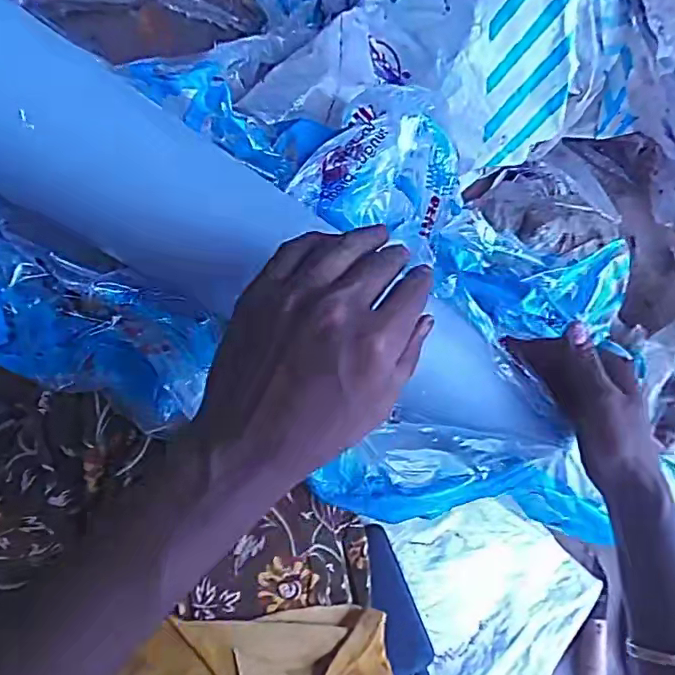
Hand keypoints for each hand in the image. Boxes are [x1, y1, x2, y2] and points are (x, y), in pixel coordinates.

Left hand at [187, 226, 433, 486]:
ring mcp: (298, 293)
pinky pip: (296, 249)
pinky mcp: (264, 290)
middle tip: (401, 255)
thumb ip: (407, 356)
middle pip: (380, 264)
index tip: (422, 276)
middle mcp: (340, 307)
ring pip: (341, 247)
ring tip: (378, 235)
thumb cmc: (322, 431)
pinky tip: (330, 242)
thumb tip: (423, 319)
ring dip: (365, 237)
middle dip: (397, 257)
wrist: (251, 439)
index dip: (421, 280)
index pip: (411, 291)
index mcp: (376, 340)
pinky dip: (319, 240)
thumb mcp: (380, 404)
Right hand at [506, 323, 663, 492]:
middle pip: (568, 360)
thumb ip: (586, 364)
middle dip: (537, 356)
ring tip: (510, 370)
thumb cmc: (619, 443)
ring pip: (565, 377)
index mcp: (615, 368)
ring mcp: (599, 397)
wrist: (631, 485)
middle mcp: (608, 377)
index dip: (541, 345)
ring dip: (540, 372)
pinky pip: (564, 395)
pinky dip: (547, 390)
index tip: (509, 345)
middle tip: (503, 356)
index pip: (572, 346)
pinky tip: (530, 391)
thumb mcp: (602, 400)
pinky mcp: (589, 416)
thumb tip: (574, 324)